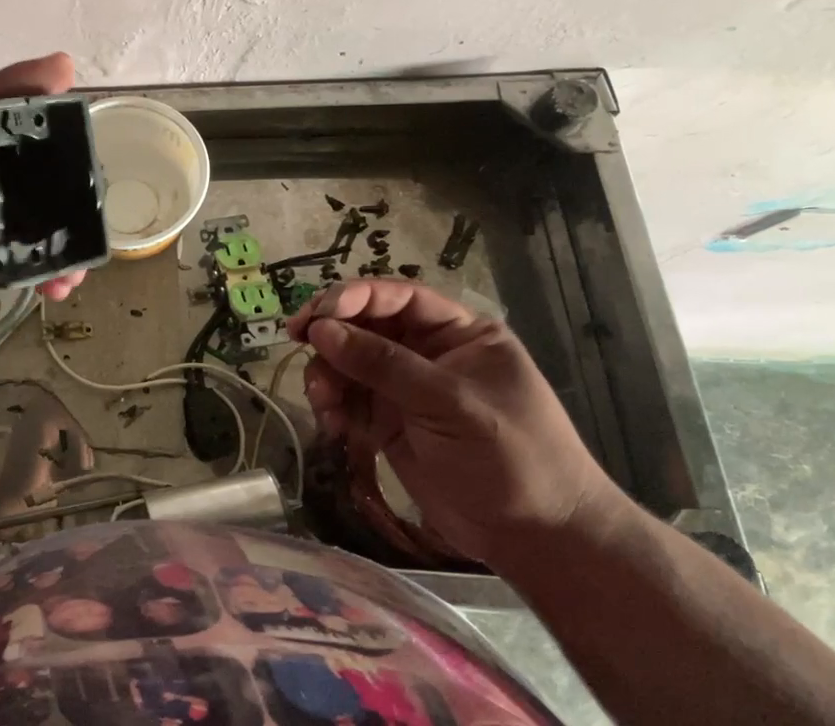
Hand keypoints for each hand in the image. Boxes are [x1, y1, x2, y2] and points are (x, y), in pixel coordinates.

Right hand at [284, 280, 626, 563]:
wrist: (537, 538)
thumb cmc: (512, 457)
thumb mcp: (448, 403)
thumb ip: (383, 364)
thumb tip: (320, 329)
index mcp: (460, 334)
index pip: (399, 297)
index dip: (355, 297)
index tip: (316, 315)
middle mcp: (429, 354)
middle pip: (365, 325)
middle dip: (331, 334)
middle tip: (297, 340)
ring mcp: (406, 390)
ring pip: (348, 362)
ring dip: (327, 376)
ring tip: (324, 405)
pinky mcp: (388, 424)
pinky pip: (347, 400)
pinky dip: (333, 408)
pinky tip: (333, 427)